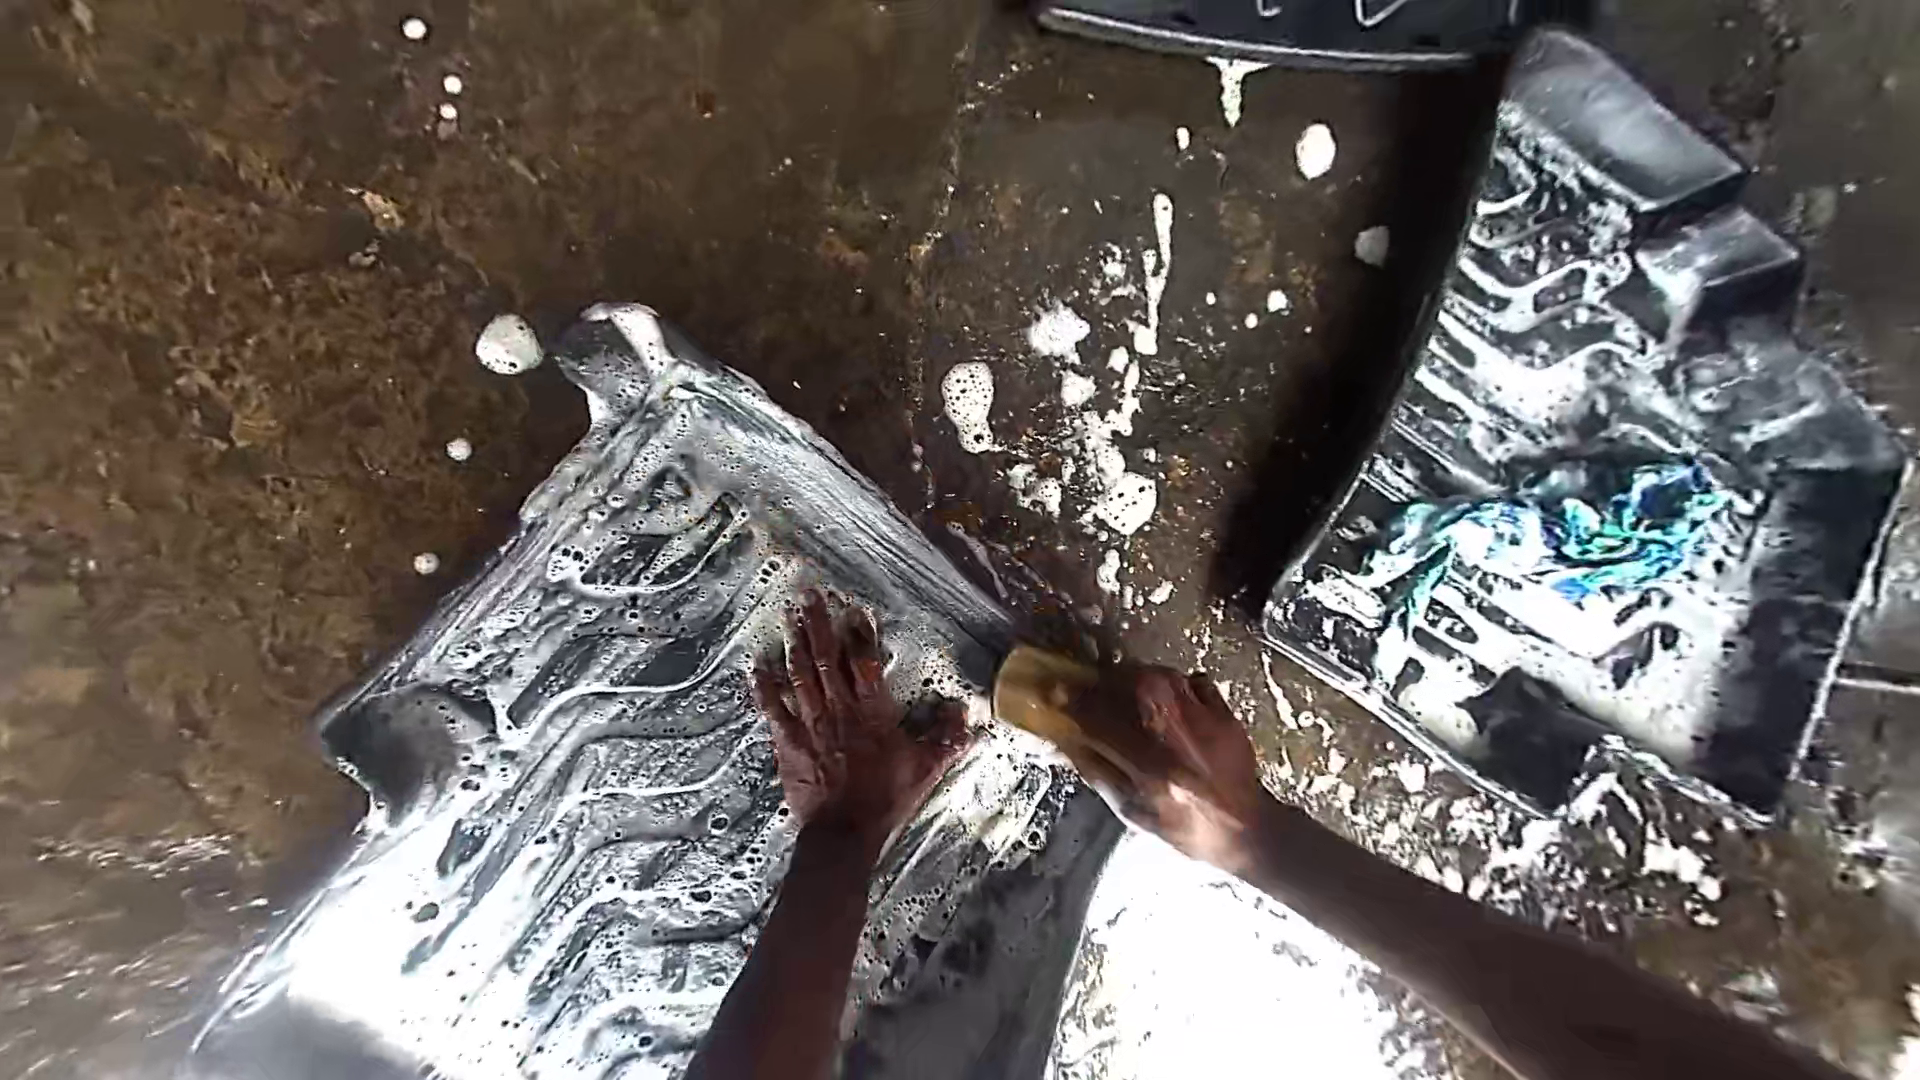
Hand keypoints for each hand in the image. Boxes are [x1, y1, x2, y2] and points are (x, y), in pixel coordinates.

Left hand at [753, 590, 973, 859]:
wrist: (844, 833)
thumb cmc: (886, 798)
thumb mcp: (925, 768)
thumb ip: (947, 737)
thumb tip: (967, 712)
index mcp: (872, 712)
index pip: (866, 663)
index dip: (861, 634)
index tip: (855, 609)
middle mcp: (839, 709)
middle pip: (827, 658)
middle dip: (818, 624)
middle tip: (809, 595)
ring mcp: (810, 723)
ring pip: (800, 674)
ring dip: (795, 642)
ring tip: (788, 615)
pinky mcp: (788, 741)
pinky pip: (773, 707)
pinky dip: (764, 685)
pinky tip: (757, 664)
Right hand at [1072, 667, 1269, 874]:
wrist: (1247, 832)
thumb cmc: (1185, 828)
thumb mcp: (1133, 813)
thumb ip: (1099, 775)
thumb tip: (1067, 742)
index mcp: (1150, 769)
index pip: (1101, 724)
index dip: (1074, 705)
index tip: (1055, 693)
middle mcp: (1176, 739)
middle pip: (1133, 688)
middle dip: (1105, 681)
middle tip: (1093, 686)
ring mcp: (1204, 723)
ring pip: (1162, 677)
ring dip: (1137, 676)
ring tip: (1126, 686)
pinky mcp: (1225, 715)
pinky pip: (1195, 680)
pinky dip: (1177, 681)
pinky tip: (1168, 695)